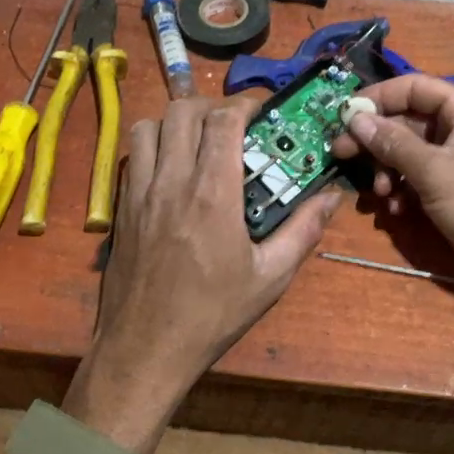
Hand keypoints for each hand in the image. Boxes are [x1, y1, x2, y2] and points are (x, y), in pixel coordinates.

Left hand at [63, 98, 341, 453]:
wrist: (145, 349)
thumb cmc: (212, 315)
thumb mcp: (270, 278)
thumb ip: (303, 230)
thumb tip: (332, 197)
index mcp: (212, 194)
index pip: (222, 120)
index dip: (244, 104)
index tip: (261, 112)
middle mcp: (172, 181)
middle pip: (183, 110)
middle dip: (212, 107)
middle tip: (232, 126)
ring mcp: (139, 192)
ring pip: (149, 124)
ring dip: (176, 122)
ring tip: (198, 141)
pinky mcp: (121, 206)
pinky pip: (132, 154)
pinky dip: (152, 145)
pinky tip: (170, 169)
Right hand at [331, 74, 453, 290]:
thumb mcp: (434, 172)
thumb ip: (392, 143)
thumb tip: (355, 119)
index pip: (413, 87)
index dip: (377, 98)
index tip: (343, 116)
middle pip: (407, 119)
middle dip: (375, 140)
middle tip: (340, 154)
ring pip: (408, 150)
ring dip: (387, 169)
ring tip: (376, 194)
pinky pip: (419, 173)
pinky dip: (402, 187)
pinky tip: (393, 208)